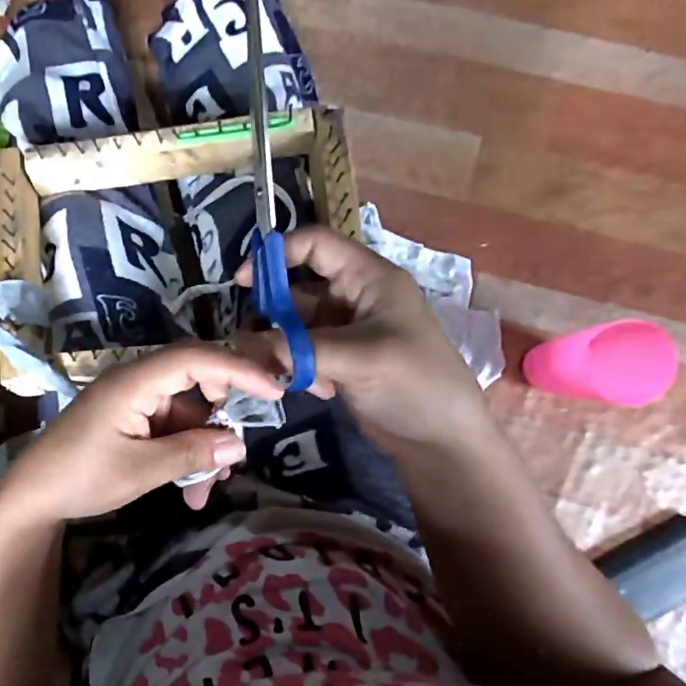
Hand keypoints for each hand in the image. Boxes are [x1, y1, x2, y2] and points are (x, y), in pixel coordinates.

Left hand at [0, 344, 283, 521]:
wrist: (32, 497)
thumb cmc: (80, 477)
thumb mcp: (140, 470)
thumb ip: (192, 454)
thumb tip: (238, 445)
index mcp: (135, 381)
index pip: (196, 359)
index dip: (239, 369)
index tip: (274, 391)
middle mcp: (138, 382)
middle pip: (198, 383)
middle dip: (222, 419)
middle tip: (237, 454)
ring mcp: (136, 401)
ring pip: (189, 413)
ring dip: (203, 450)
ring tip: (204, 492)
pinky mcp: (133, 420)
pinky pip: (174, 429)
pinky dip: (187, 455)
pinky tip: (190, 490)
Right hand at [236, 225, 485, 445]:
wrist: (442, 441)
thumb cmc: (415, 384)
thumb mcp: (362, 359)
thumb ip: (303, 349)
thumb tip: (247, 345)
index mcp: (370, 278)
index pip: (317, 244)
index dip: (278, 253)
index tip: (243, 281)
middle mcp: (355, 297)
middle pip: (297, 288)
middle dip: (272, 313)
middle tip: (249, 343)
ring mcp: (347, 330)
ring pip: (296, 324)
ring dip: (280, 346)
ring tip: (272, 372)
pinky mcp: (341, 360)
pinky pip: (303, 352)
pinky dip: (296, 366)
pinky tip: (312, 390)